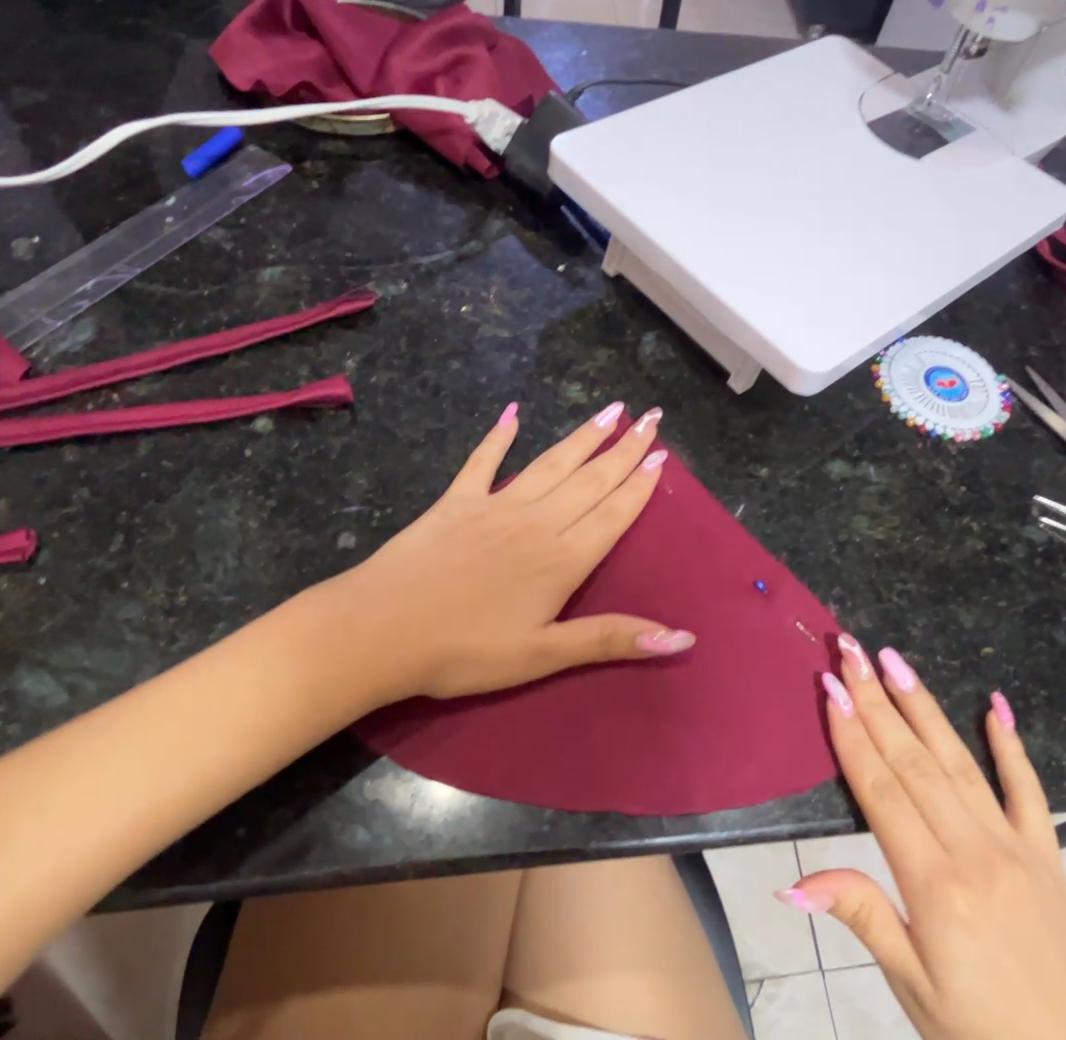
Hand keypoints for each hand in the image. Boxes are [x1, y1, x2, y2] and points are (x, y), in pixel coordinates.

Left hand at [301, 400, 693, 705]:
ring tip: (610, 410)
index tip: (663, 454)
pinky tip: (514, 413)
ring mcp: (494, 507)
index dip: (639, 486)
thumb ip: (611, 639)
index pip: (612, 514)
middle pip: (590, 480)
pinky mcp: (455, 502)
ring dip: (582, 438)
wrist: (381, 630)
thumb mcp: (543, 656)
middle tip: (651, 417)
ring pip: (550, 464)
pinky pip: (483, 462)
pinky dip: (499, 436)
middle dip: (624, 449)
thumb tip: (684, 637)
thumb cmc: (465, 652)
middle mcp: (536, 523)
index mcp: (562, 561)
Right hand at [780, 637, 1065, 1039]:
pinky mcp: (1049, 857)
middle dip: (878, 701)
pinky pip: (1029, 791)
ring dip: (925, 707)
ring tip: (897, 661)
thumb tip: (790, 884)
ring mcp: (1018, 848)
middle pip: (915, 761)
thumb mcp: (910, 982)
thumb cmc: (976, 1031)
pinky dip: (1012, 746)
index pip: (881, 790)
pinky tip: (995, 705)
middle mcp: (976, 851)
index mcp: (934, 882)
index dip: (852, 735)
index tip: (831, 687)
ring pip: (961, 763)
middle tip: (852, 650)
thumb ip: (860, 915)